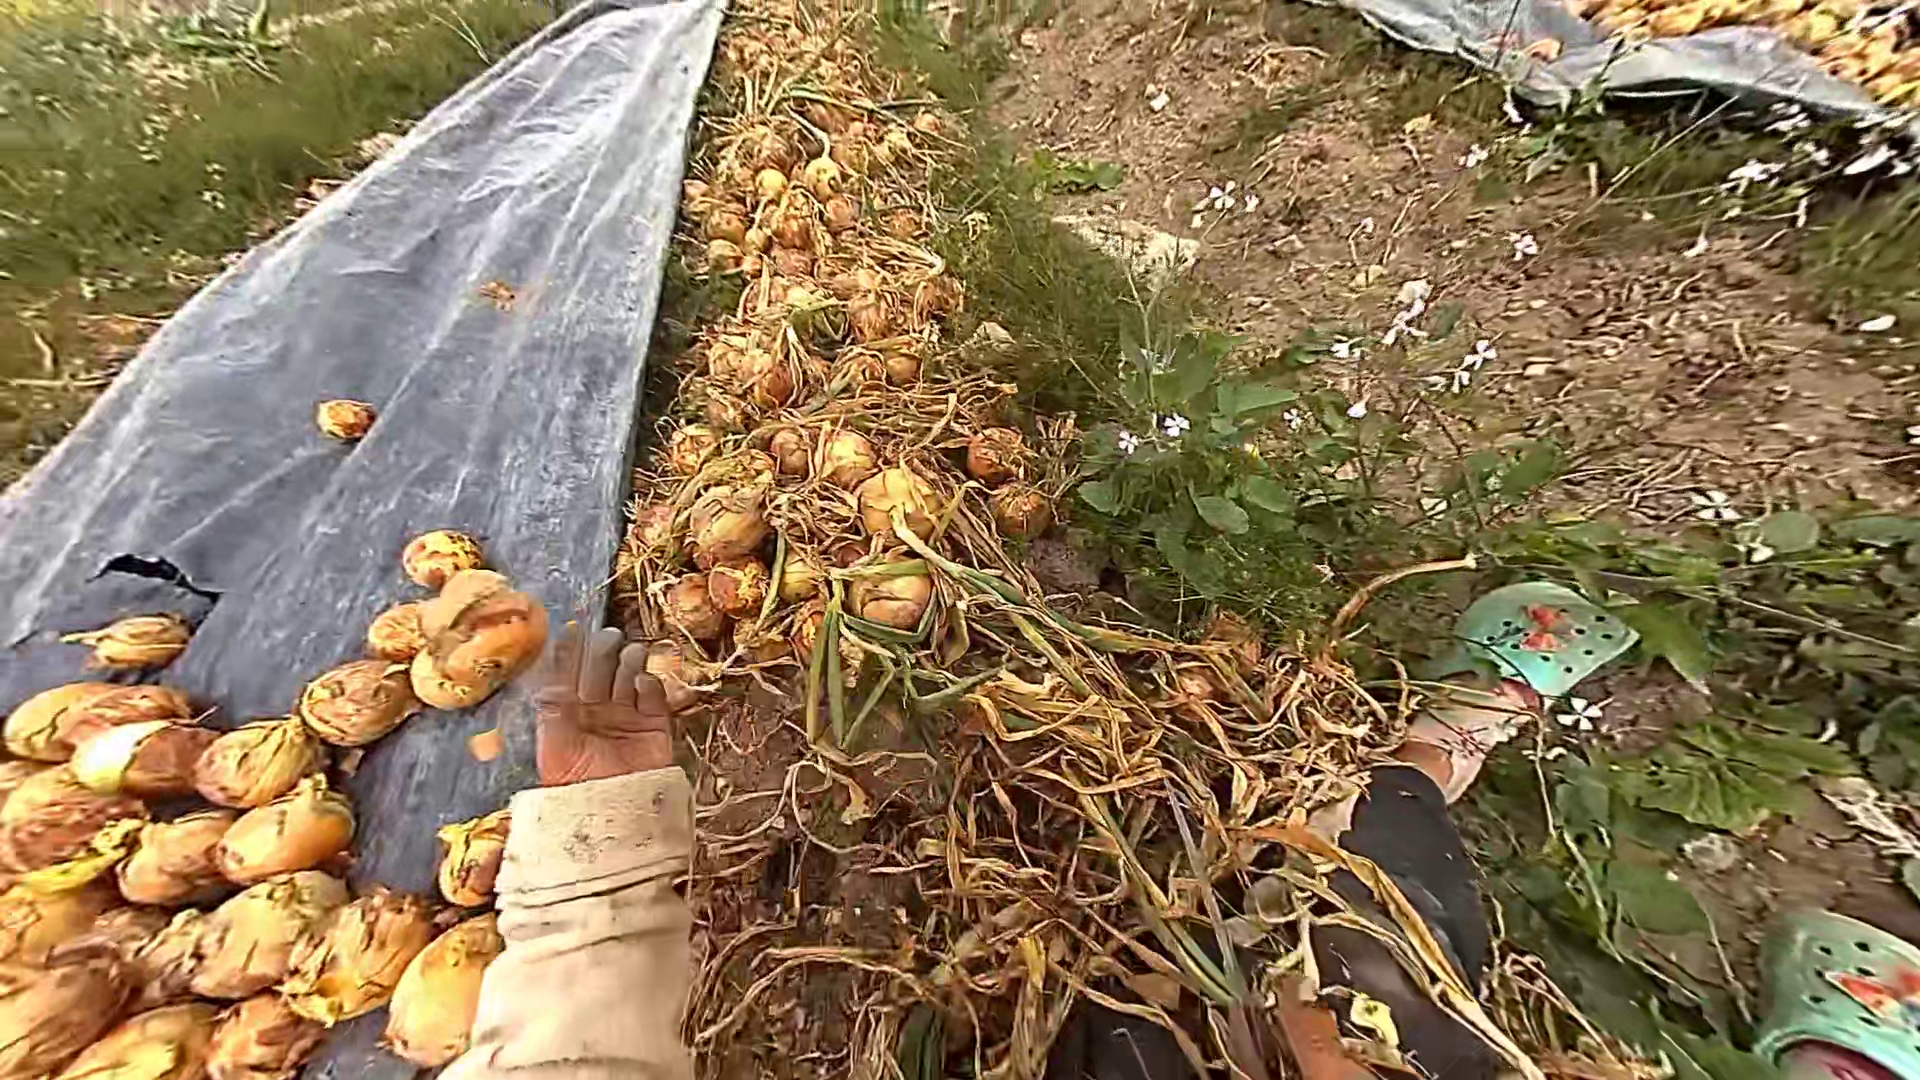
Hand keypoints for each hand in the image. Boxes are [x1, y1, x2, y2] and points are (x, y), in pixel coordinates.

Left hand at [535, 622, 674, 784]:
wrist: (610, 810)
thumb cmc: (573, 781)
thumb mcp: (552, 743)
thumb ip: (553, 708)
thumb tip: (550, 675)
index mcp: (569, 713)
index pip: (569, 674)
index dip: (570, 652)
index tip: (573, 628)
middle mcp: (598, 710)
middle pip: (602, 670)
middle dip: (604, 652)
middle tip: (610, 636)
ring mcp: (628, 715)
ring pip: (629, 678)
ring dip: (628, 663)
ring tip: (630, 653)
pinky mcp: (655, 724)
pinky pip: (654, 697)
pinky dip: (649, 685)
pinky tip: (641, 682)